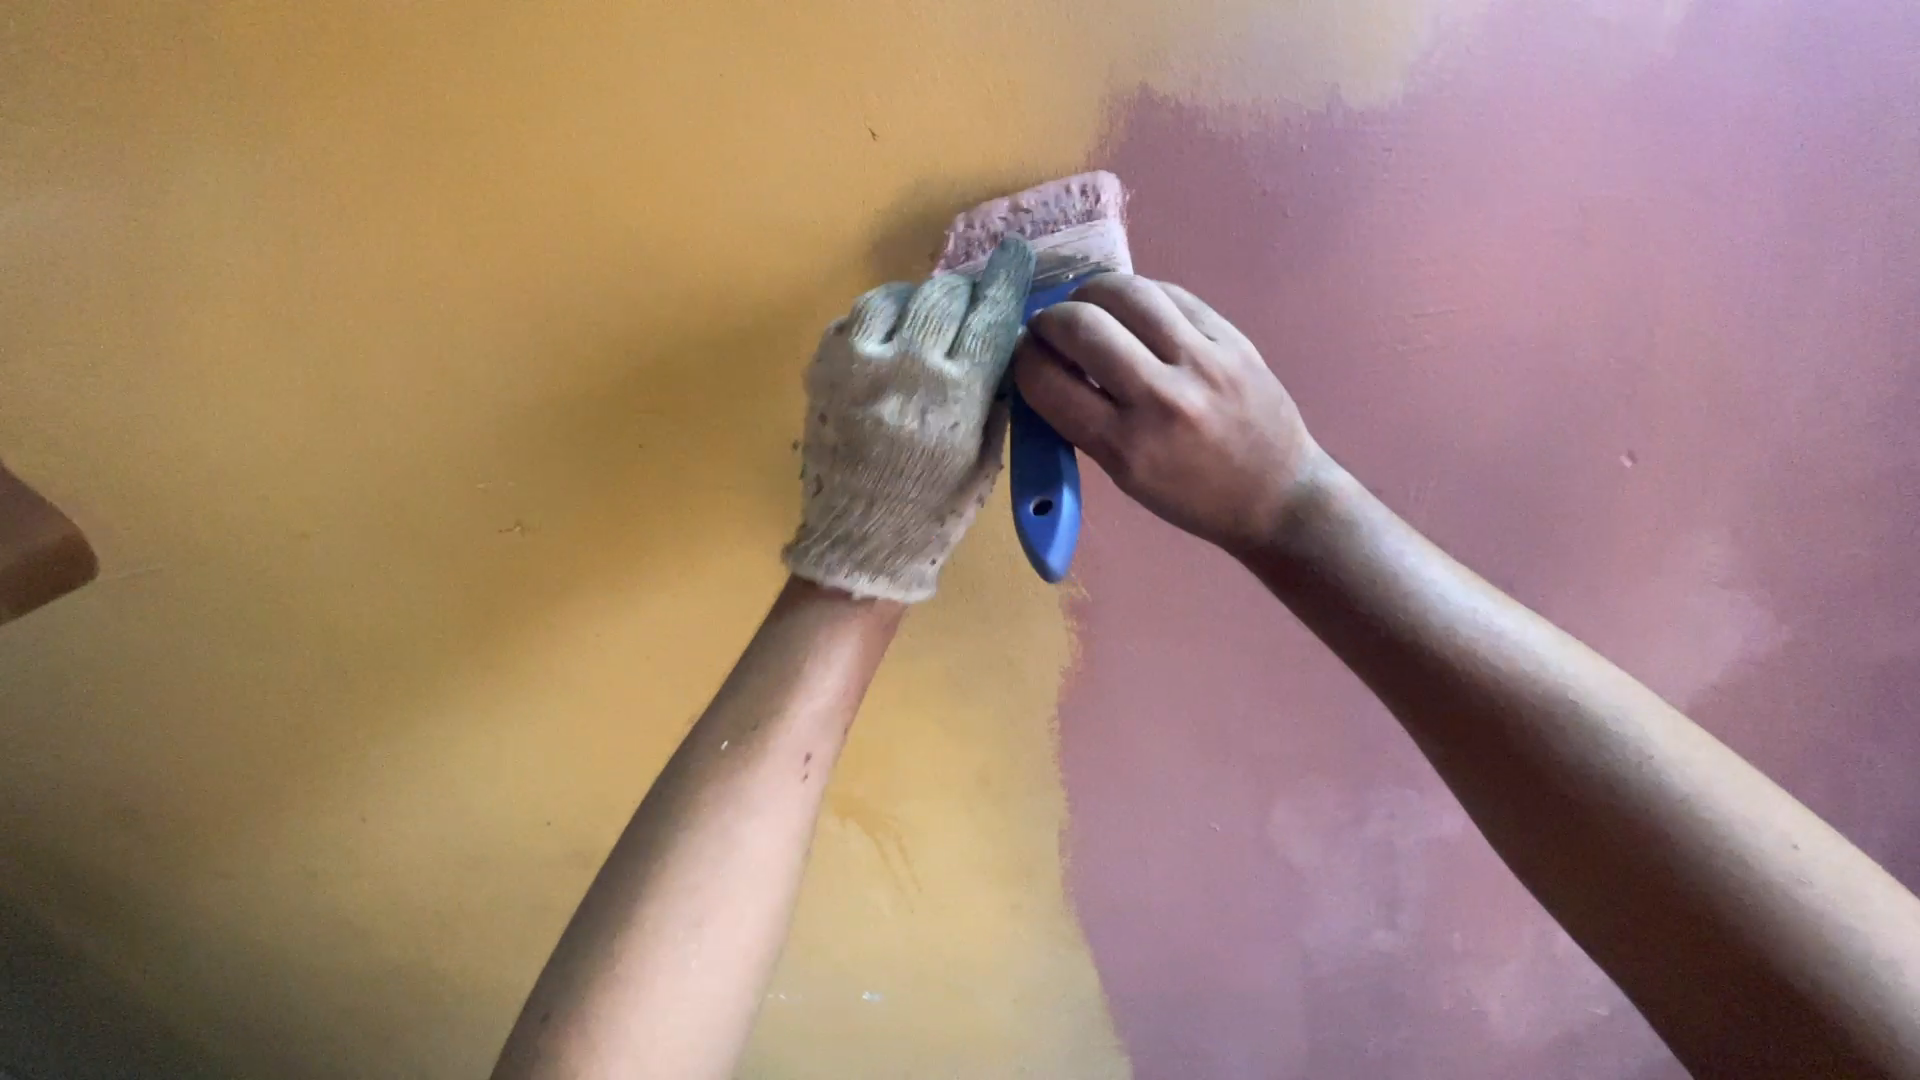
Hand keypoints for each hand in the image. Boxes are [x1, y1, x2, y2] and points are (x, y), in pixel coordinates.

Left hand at [784, 237, 1035, 601]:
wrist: (860, 543)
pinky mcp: (823, 370)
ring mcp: (858, 365)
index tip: (1016, 256)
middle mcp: (906, 367)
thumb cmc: (934, 512)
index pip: (990, 315)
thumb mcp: (985, 457)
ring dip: (919, 300)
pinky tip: (888, 335)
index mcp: (956, 395)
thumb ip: (995, 392)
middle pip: (943, 297)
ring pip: (895, 295)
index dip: (1008, 280)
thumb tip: (1002, 340)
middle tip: (970, 304)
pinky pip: (854, 317)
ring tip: (926, 318)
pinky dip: (877, 317)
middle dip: (965, 293)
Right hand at [1011, 274, 1324, 555]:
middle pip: (1081, 325)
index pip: (1047, 382)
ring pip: (1125, 292)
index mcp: (1124, 447)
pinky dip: (1136, 296)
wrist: (1275, 494)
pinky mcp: (1231, 337)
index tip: (1025, 356)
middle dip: (1050, 320)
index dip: (1023, 360)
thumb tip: (1047, 363)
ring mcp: (1202, 361)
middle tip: (1050, 329)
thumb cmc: (1189, 497)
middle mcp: (1161, 399)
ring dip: (1090, 293)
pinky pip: (1169, 293)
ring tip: (1087, 308)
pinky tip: (1131, 311)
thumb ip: (1082, 420)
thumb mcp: (1123, 475)